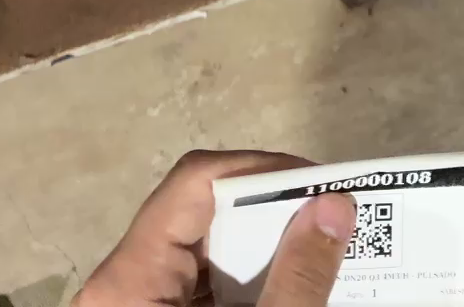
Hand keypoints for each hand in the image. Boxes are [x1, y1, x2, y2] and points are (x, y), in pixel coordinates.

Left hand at [75, 149, 355, 306]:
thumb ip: (295, 281)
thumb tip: (338, 203)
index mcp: (128, 280)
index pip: (195, 180)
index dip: (260, 169)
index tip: (319, 186)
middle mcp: (125, 283)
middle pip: (206, 209)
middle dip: (274, 207)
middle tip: (332, 216)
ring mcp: (140, 302)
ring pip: (212, 246)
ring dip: (269, 243)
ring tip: (322, 245)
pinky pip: (209, 280)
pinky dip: (254, 277)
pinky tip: (290, 282)